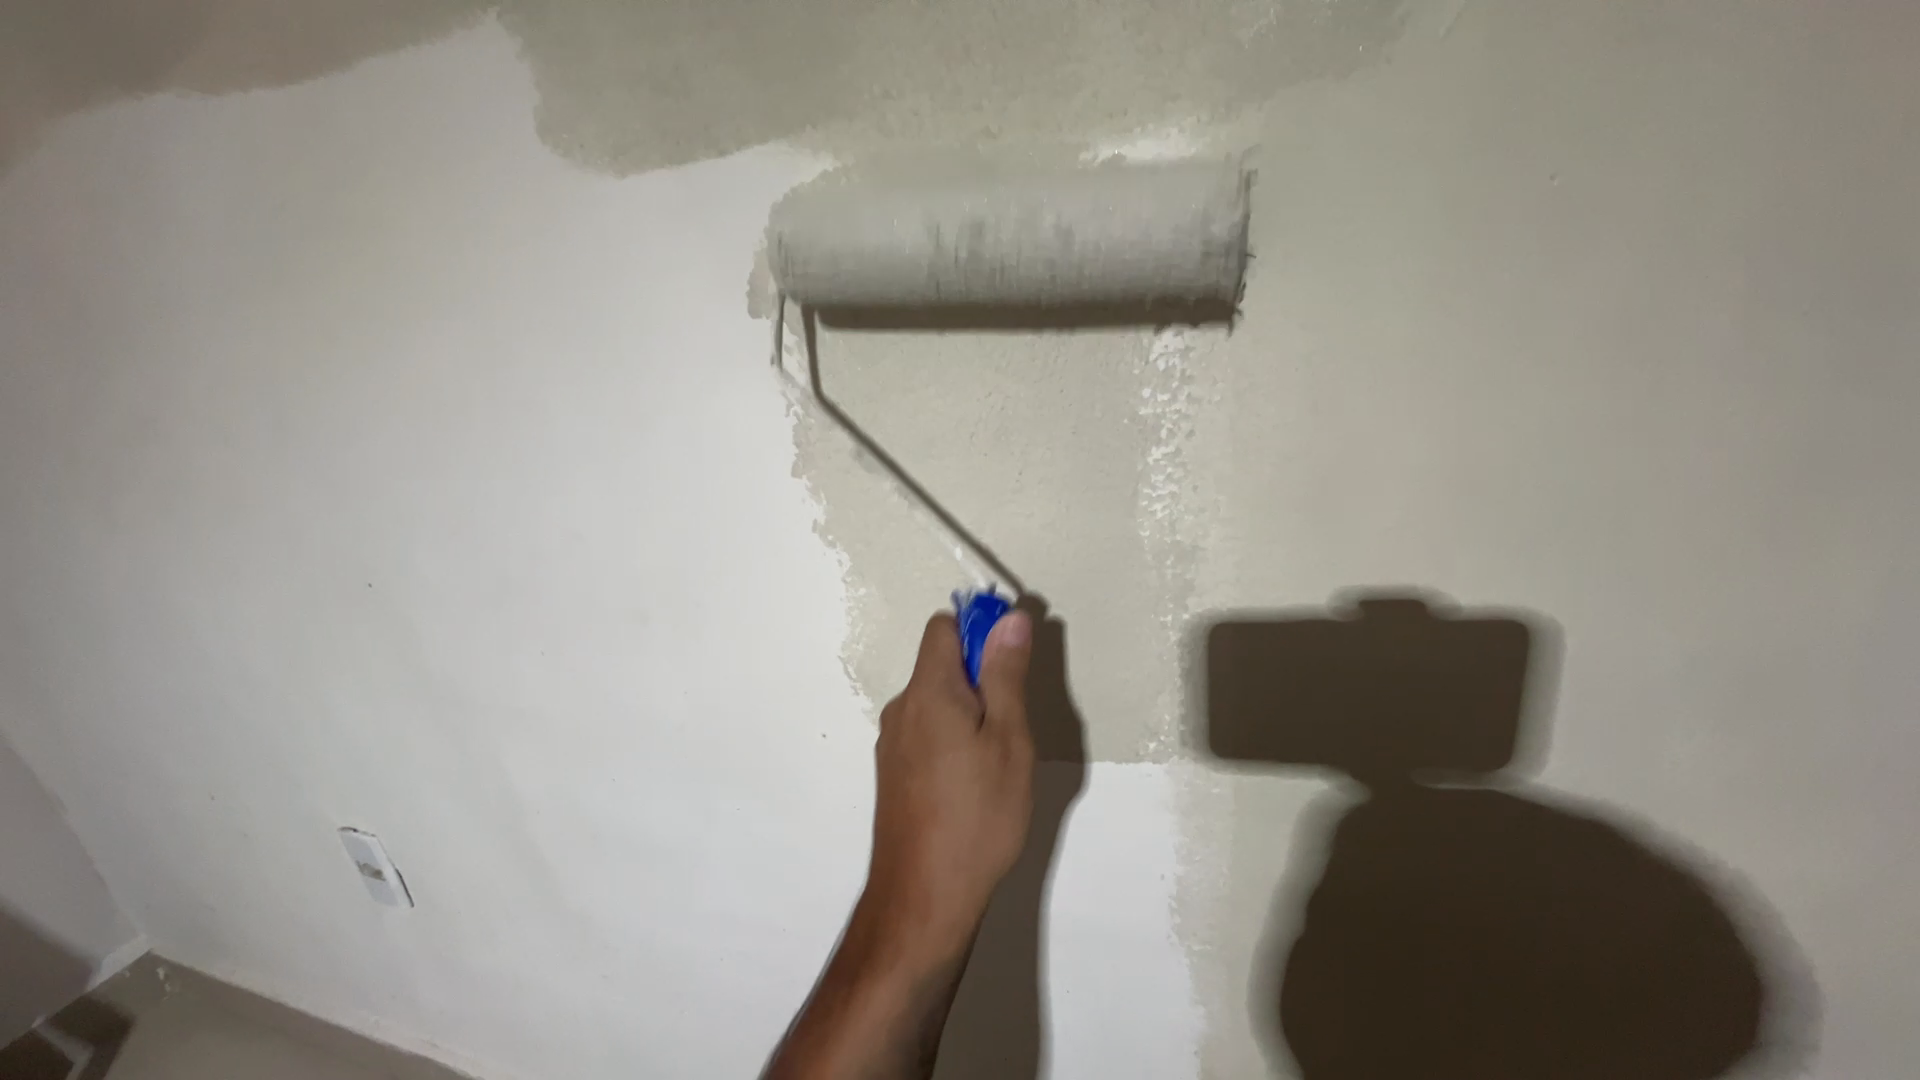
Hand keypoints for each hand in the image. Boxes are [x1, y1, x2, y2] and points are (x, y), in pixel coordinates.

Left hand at [864, 610, 1034, 956]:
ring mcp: (893, 744)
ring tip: (999, 762)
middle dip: (981, 678)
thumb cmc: (977, 814)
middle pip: (941, 665)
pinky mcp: (893, 774)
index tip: (1012, 661)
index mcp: (928, 690)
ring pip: (937, 704)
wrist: (923, 897)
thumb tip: (1010, 618)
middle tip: (1014, 724)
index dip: (980, 629)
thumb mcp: (1008, 739)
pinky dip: (953, 741)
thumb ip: (1006, 675)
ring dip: (970, 714)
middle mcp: (901, 709)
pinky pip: (927, 735)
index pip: (944, 626)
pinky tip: (974, 786)